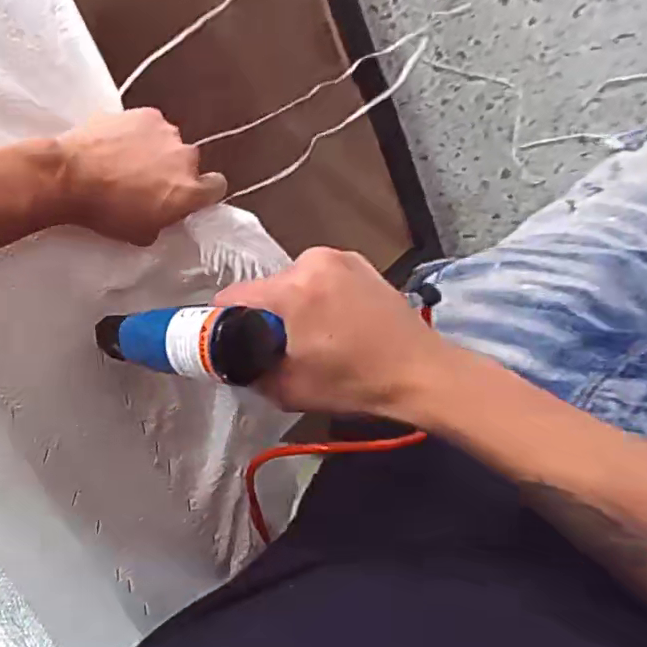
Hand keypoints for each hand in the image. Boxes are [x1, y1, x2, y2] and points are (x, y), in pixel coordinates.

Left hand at [53, 109, 226, 244]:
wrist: (68, 176)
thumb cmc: (103, 211)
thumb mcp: (140, 233)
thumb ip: (163, 221)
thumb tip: (163, 215)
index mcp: (189, 190)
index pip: (216, 187)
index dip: (202, 192)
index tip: (186, 195)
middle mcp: (185, 157)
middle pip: (188, 163)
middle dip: (172, 170)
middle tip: (145, 181)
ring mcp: (164, 131)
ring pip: (167, 141)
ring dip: (154, 149)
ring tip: (124, 160)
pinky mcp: (143, 113)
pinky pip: (147, 124)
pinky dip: (135, 132)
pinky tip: (114, 143)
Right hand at [214, 247, 454, 417]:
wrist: (422, 373)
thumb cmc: (356, 383)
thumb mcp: (289, 389)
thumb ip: (248, 372)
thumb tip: (230, 362)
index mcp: (292, 290)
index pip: (232, 296)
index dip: (224, 320)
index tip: (232, 340)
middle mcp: (312, 261)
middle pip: (264, 287)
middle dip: (264, 313)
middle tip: (281, 345)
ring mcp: (338, 257)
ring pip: (291, 280)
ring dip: (291, 303)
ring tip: (313, 334)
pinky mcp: (358, 261)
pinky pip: (317, 276)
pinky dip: (317, 294)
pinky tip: (334, 320)